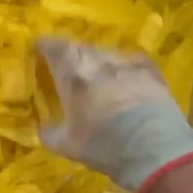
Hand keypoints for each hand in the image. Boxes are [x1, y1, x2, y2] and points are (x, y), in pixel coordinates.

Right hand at [37, 35, 192, 192]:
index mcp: (74, 75)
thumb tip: (43, 127)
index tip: (39, 49)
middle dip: (71, 55)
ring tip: (96, 78)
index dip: (45, 45)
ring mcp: (128, 64)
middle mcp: (100, 61)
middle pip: (81, 47)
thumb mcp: (66, 145)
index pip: (55, 46)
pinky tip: (123, 82)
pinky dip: (122, 69)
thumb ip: (50, 133)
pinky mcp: (152, 71)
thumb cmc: (102, 144)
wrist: (153, 147)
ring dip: (97, 63)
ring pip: (106, 54)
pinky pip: (131, 63)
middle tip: (66, 68)